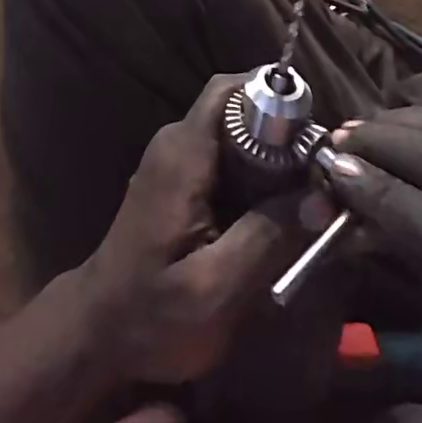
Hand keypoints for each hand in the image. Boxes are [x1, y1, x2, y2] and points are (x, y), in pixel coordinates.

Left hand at [75, 74, 301, 385]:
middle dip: (283, 132)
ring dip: (273, 154)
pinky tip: (276, 207)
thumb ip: (267, 236)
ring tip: (308, 191)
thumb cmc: (151, 314)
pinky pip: (225, 154)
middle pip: (239, 108)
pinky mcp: (177, 178)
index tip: (314, 132)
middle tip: (320, 171)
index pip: (231, 89)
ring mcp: (174, 158)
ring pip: (235, 132)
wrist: (97, 333)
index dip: (276, 96)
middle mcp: (176, 141)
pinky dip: (255, 170)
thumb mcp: (215, 288)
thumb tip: (324, 197)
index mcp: (183, 152)